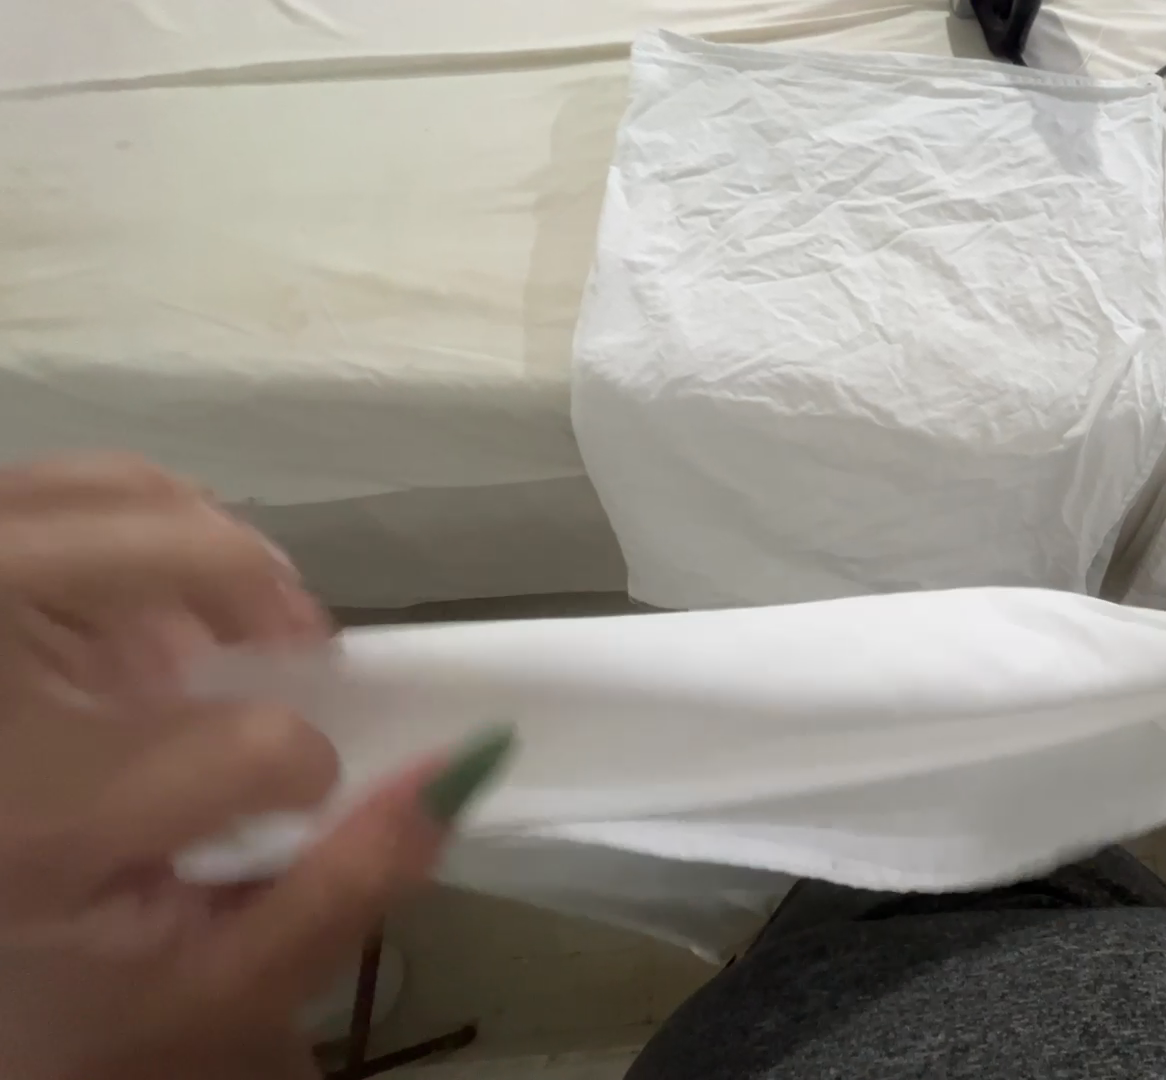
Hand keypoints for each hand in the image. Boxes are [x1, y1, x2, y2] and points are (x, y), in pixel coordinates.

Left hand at [0, 456, 505, 1077]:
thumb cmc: (76, 999)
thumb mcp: (214, 991)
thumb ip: (348, 888)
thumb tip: (467, 767)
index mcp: (33, 831)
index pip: (248, 745)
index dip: (302, 769)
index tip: (282, 803)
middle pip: (157, 557)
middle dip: (265, 601)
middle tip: (298, 655)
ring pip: (108, 495)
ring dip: (214, 553)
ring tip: (236, 625)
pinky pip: (62, 491)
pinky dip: (146, 523)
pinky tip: (163, 612)